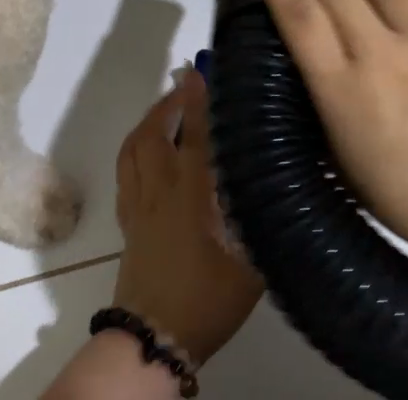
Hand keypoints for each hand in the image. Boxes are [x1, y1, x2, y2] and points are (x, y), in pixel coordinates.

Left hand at [113, 70, 263, 364]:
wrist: (155, 336)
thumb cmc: (210, 298)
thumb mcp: (253, 261)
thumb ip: (264, 218)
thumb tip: (282, 184)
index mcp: (194, 194)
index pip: (196, 134)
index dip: (198, 100)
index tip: (202, 71)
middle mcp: (161, 189)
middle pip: (154, 132)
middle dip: (169, 102)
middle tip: (187, 84)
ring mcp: (138, 203)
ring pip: (133, 148)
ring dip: (148, 120)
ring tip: (165, 108)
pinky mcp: (126, 220)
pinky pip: (125, 171)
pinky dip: (134, 148)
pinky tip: (146, 148)